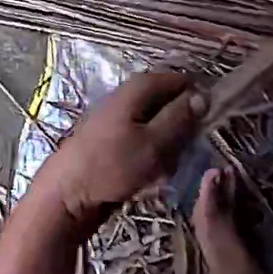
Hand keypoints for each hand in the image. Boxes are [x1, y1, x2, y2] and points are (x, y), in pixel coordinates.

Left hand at [37, 72, 205, 226]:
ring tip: (163, 169)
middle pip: (171, 102)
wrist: (66, 193)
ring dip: (167, 146)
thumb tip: (203, 94)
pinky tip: (148, 175)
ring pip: (160, 123)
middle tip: (182, 152)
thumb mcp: (154, 144)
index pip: (182, 80)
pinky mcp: (114, 135)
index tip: (207, 125)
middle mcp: (130, 93)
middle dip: (182, 127)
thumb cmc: (111, 166)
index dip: (198, 100)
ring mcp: (120, 113)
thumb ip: (180, 117)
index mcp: (140, 86)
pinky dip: (151, 154)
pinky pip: (145, 138)